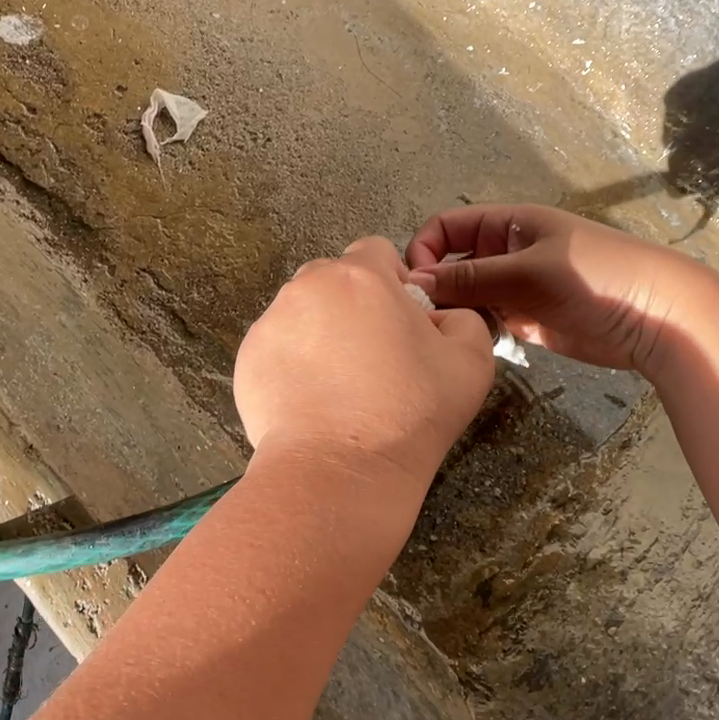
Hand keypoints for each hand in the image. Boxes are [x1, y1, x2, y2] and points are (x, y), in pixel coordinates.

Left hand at [234, 237, 494, 485]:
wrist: (340, 468)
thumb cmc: (410, 413)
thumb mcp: (470, 362)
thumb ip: (461, 318)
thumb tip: (438, 315)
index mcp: (361, 278)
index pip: (376, 251)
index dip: (393, 281)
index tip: (400, 320)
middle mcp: (308, 287)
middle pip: (333, 279)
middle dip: (353, 304)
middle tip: (372, 355)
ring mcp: (271, 321)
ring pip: (301, 312)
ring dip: (320, 332)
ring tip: (338, 383)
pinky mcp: (247, 356)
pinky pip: (276, 346)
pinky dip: (291, 362)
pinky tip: (311, 399)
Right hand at [405, 205, 718, 376]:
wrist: (657, 319)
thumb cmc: (595, 277)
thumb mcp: (528, 272)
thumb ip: (470, 277)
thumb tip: (414, 282)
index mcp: (507, 226)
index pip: (446, 227)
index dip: (424, 249)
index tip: (415, 283)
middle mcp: (504, 254)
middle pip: (451, 264)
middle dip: (435, 286)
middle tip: (425, 317)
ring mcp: (514, 288)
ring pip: (465, 296)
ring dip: (453, 312)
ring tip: (448, 333)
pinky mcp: (524, 319)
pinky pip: (484, 321)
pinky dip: (473, 330)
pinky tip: (470, 344)